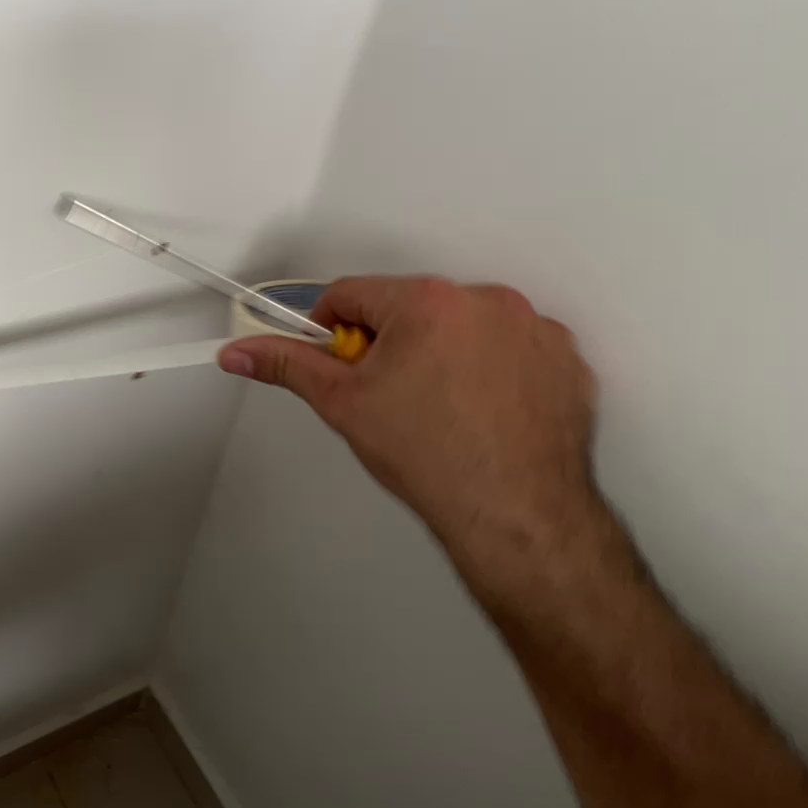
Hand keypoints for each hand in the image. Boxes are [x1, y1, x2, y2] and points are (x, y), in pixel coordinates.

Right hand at [219, 276, 600, 569]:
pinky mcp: (564, 359)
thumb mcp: (340, 402)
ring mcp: (532, 330)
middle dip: (385, 343)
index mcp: (426, 303)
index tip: (336, 360)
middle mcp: (486, 303)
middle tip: (384, 392)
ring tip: (432, 406)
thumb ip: (285, 365)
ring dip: (436, 351)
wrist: (515, 512)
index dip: (328, 329)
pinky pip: (506, 346)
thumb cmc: (437, 459)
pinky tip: (472, 409)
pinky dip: (485, 368)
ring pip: (455, 325)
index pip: (350, 294)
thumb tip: (243, 352)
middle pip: (405, 307)